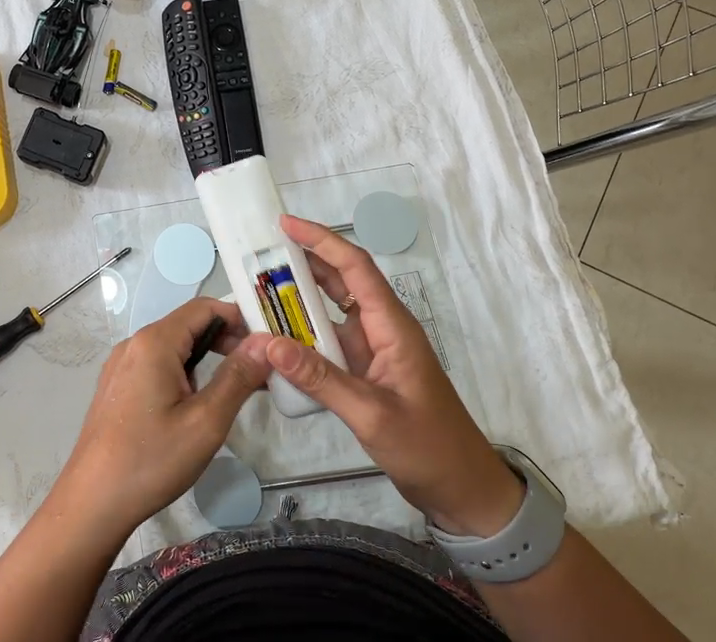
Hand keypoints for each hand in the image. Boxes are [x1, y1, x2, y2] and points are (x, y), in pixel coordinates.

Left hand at [53, 297, 270, 533]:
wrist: (94, 500)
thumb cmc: (152, 459)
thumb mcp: (206, 421)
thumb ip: (237, 377)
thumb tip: (264, 342)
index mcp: (154, 343)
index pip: (204, 308)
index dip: (240, 317)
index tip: (269, 341)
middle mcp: (134, 344)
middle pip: (188, 325)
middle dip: (227, 340)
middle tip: (260, 369)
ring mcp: (121, 366)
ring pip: (173, 347)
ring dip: (208, 359)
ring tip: (238, 387)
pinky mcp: (118, 387)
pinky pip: (157, 366)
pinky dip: (185, 373)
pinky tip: (199, 402)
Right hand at [267, 216, 523, 536]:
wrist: (461, 491)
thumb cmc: (428, 447)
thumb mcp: (372, 414)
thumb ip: (321, 379)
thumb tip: (269, 343)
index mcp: (392, 327)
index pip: (355, 268)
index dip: (321, 241)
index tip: (284, 225)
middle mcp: (380, 330)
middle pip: (338, 283)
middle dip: (300, 265)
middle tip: (256, 257)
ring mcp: (371, 353)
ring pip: (328, 315)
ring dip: (294, 305)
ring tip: (254, 295)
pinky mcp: (362, 375)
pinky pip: (325, 346)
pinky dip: (299, 341)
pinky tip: (272, 346)